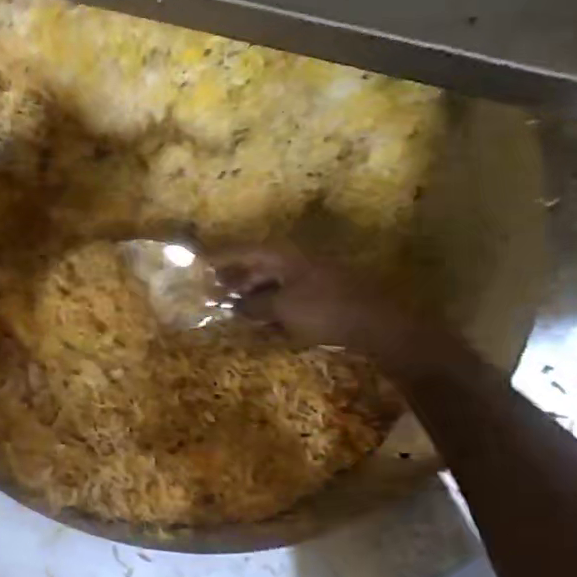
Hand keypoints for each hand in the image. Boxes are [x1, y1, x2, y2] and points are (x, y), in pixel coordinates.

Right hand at [210, 244, 430, 356]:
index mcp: (285, 256)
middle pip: (257, 266)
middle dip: (233, 280)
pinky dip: (271, 308)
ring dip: (251, 296)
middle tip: (210, 293)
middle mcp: (297, 262)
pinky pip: (288, 299)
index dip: (218, 257)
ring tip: (230, 311)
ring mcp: (313, 279)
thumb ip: (253, 305)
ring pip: (272, 284)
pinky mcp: (324, 298)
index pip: (242, 251)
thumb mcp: (281, 308)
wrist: (380, 325)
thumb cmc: (325, 310)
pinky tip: (262, 323)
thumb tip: (235, 307)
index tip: (196, 264)